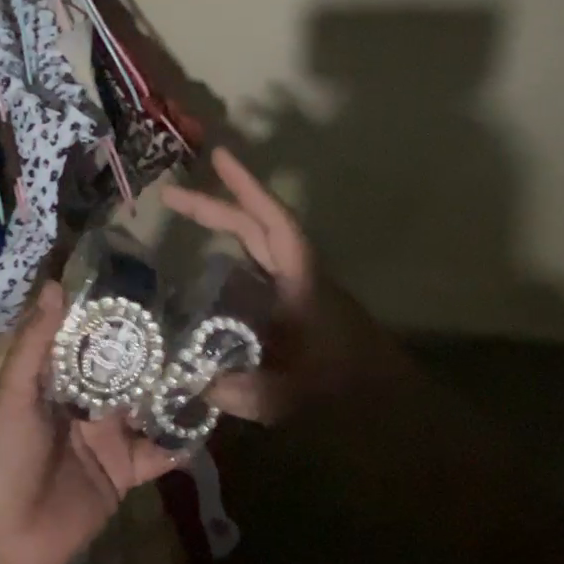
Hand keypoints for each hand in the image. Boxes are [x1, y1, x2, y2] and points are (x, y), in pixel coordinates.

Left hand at [0, 281, 186, 563]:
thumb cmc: (1, 458)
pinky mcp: (124, 472)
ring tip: (212, 364)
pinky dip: (180, 441)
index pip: (89, 338)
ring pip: (147, 407)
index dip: (114, 316)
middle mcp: (84, 402)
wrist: (5, 541)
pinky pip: (158, 453)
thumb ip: (36, 344)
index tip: (151, 283)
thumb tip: (55, 283)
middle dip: (154, 351)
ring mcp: (107, 437)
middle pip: (125, 370)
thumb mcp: (13, 396)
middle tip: (197, 321)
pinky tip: (208, 421)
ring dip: (173, 391)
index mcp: (55, 379)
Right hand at [163, 148, 390, 422]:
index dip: (247, 188)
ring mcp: (298, 290)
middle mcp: (298, 276)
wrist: (395, 407)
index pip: (271, 224)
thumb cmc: (349, 392)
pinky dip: (230, 262)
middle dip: (213, 207)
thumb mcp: (292, 398)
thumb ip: (240, 391)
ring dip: (223, 229)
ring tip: (179, 223)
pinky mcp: (296, 308)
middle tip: (168, 195)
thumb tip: (187, 379)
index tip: (219, 156)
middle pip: (256, 228)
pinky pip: (256, 273)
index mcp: (300, 282)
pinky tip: (202, 284)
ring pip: (257, 247)